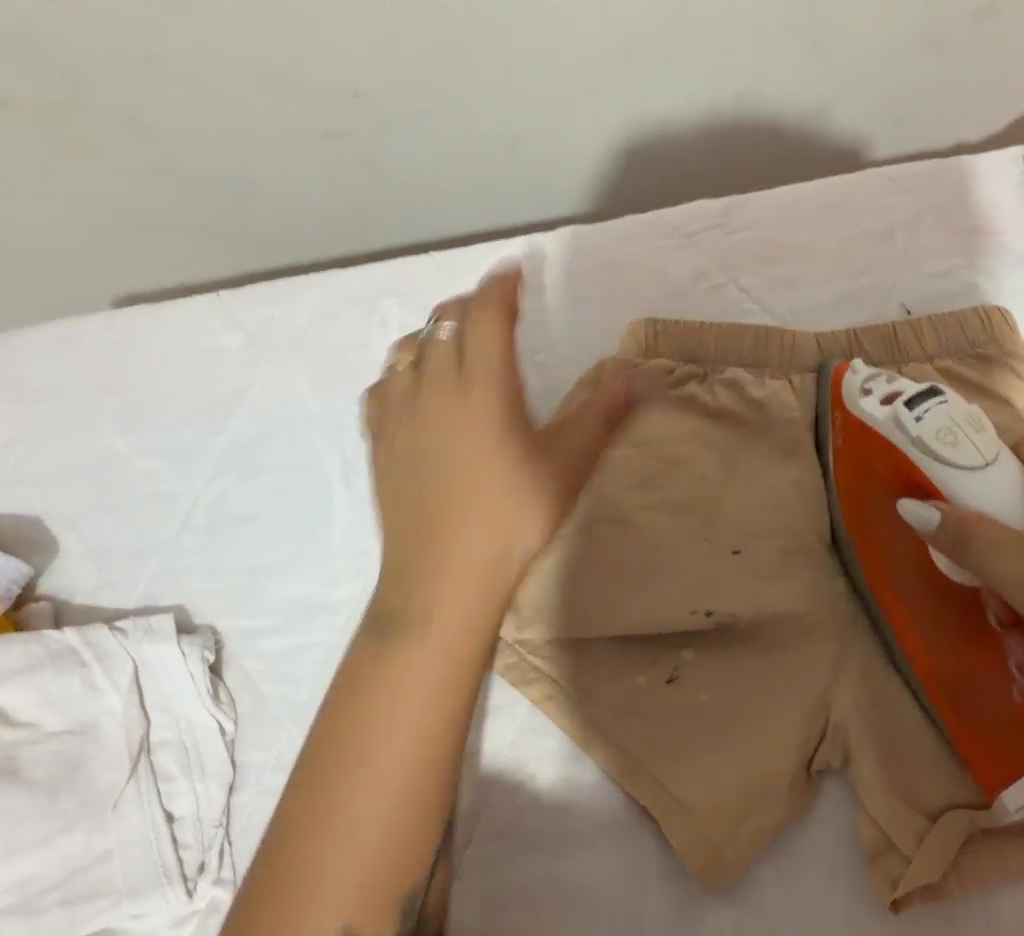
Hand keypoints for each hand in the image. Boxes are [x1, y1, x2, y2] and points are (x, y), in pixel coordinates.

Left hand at [363, 268, 644, 613]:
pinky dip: (403, 368)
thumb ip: (603, 413)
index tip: (515, 272)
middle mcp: (433, 384)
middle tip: (494, 308)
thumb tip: (644, 373)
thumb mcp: (568, 465)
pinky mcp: (378, 440)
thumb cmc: (513, 520)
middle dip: (470, 305)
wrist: (443, 576)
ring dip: (433, 331)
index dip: (501, 286)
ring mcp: (398, 411)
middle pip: (444, 321)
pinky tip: (414, 386)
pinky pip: (384, 383)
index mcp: (482, 384)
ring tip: (454, 340)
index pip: (487, 313)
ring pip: (408, 347)